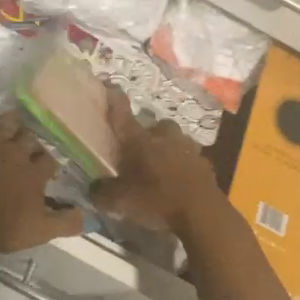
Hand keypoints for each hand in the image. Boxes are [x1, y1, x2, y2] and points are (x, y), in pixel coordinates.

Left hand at [0, 107, 85, 252]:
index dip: (51, 161)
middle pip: (30, 137)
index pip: (50, 159)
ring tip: (13, 119)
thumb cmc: (5, 228)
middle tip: (31, 142)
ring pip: (6, 123)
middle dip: (32, 139)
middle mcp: (16, 153)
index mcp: (35, 173)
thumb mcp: (42, 231)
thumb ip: (67, 223)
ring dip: (11, 121)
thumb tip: (88, 216)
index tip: (50, 165)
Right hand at [91, 89, 226, 233]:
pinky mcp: (205, 165)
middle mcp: (163, 137)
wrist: (203, 214)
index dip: (115, 99)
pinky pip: (190, 160)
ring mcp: (188, 149)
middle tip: (140, 149)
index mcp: (139, 141)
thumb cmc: (156, 201)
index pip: (122, 114)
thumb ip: (103, 194)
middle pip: (155, 125)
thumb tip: (94, 190)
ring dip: (168, 148)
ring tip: (161, 166)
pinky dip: (183, 166)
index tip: (109, 84)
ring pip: (175, 140)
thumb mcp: (120, 202)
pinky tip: (179, 182)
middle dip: (148, 132)